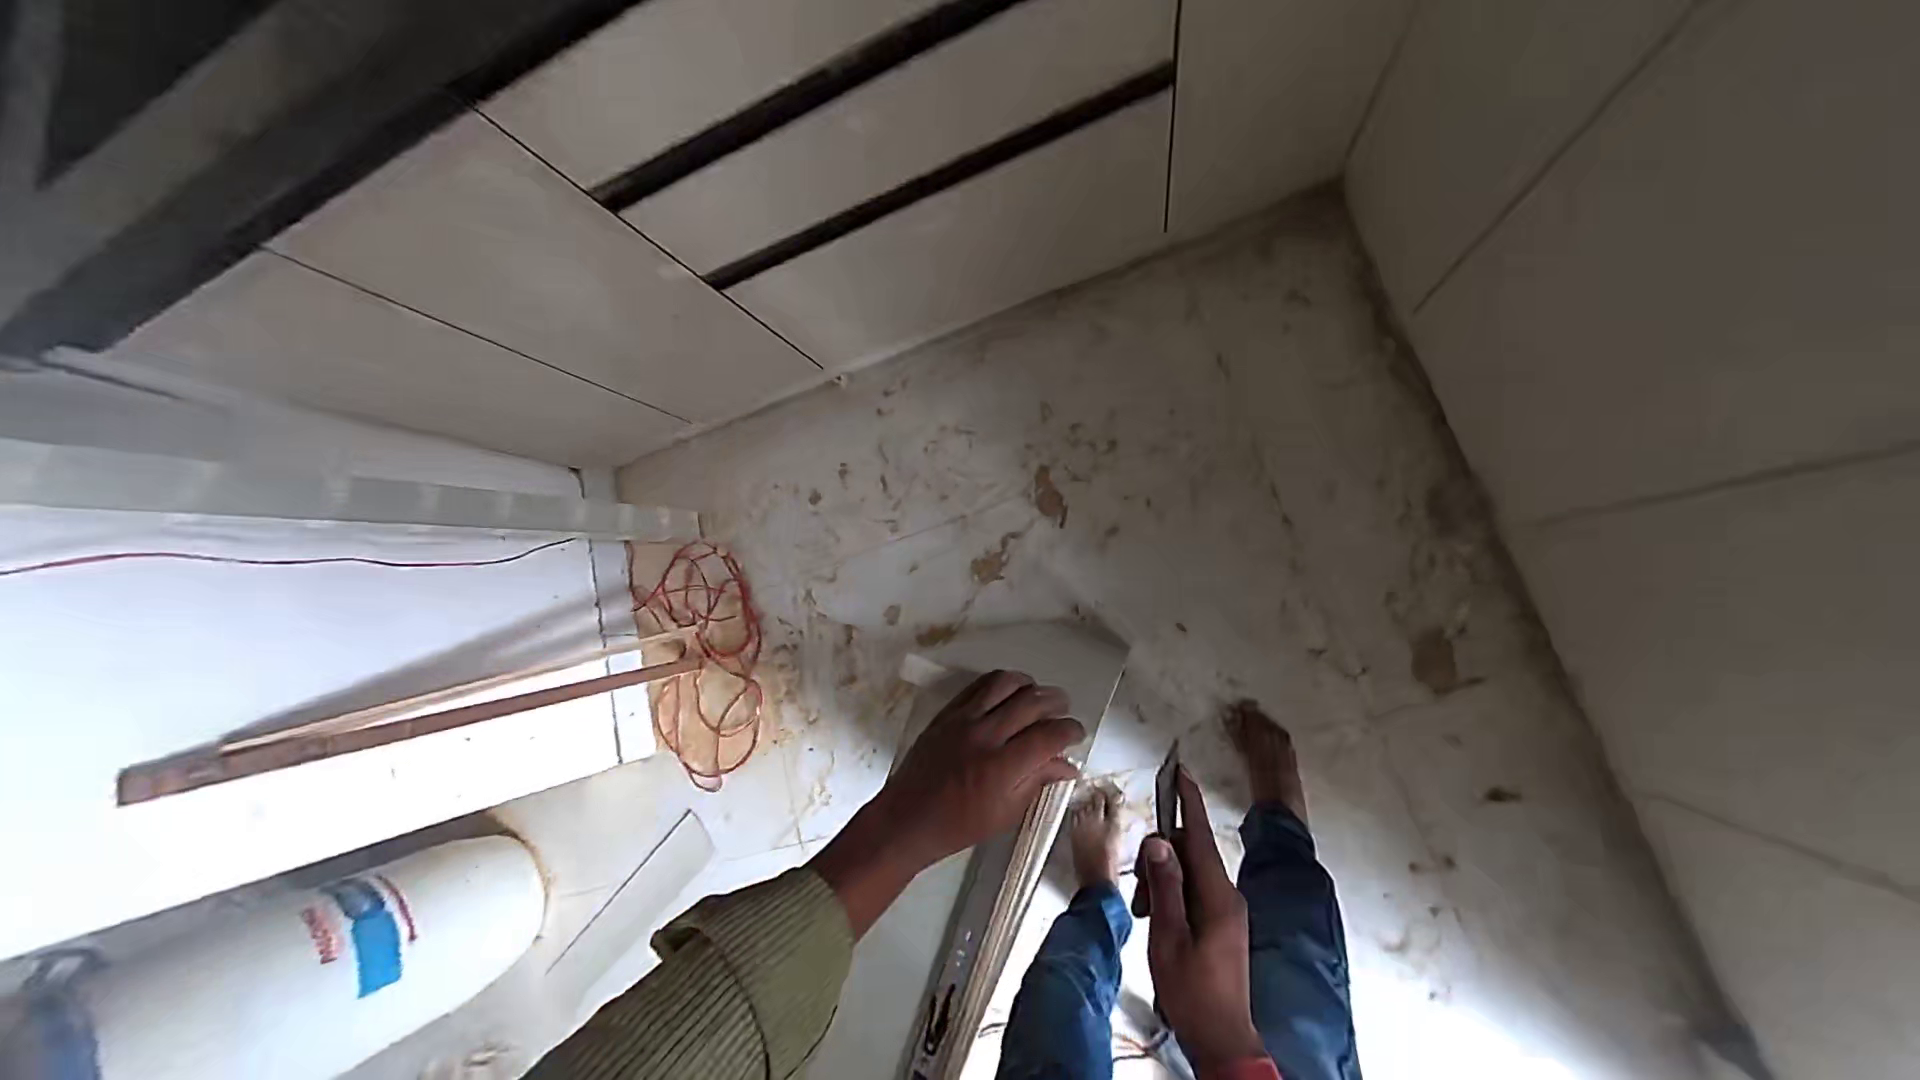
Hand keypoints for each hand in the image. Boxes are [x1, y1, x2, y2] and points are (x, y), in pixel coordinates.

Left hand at [811, 670, 1084, 934]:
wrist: (907, 817)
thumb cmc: (959, 825)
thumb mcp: (1006, 813)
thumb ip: (1038, 782)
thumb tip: (1068, 764)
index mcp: (1001, 768)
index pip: (1048, 736)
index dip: (1070, 730)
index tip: (1077, 733)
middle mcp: (984, 736)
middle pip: (1031, 702)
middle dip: (1056, 703)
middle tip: (1064, 711)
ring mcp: (963, 719)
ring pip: (1005, 683)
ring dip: (1030, 685)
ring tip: (1039, 696)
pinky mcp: (948, 712)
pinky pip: (979, 685)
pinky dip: (1001, 683)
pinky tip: (1010, 692)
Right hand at [1138, 767, 1266, 1071]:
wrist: (1223, 1041)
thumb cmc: (1192, 992)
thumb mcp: (1168, 937)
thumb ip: (1164, 886)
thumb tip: (1158, 842)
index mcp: (1217, 896)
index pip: (1198, 836)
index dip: (1189, 802)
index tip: (1181, 772)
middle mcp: (1227, 896)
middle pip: (1188, 852)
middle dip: (1159, 859)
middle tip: (1140, 897)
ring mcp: (1227, 909)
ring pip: (1188, 872)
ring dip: (1162, 882)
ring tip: (1146, 916)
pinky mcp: (1222, 922)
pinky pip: (1193, 890)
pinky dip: (1172, 895)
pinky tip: (1158, 920)